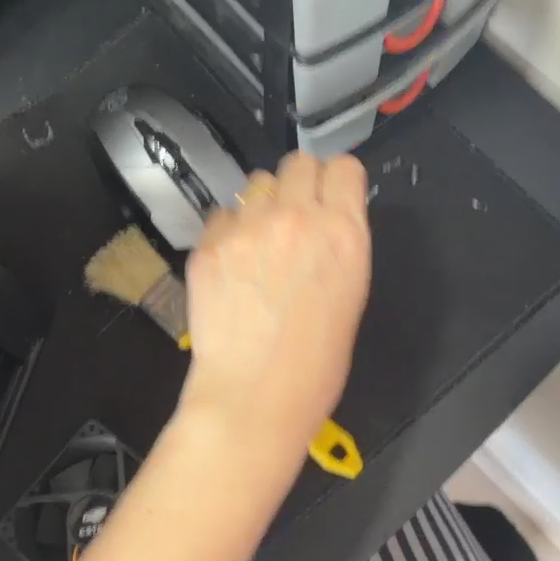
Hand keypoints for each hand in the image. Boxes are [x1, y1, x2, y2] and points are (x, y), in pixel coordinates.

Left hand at [180, 152, 372, 453]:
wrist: (253, 396)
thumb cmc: (313, 367)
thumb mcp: (351, 299)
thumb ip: (339, 249)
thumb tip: (325, 229)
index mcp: (343, 233)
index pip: (344, 167)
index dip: (336, 182)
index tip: (330, 197)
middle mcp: (296, 217)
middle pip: (299, 164)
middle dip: (299, 186)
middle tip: (293, 221)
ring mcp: (247, 228)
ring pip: (256, 184)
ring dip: (262, 204)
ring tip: (259, 245)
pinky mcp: (208, 245)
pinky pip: (221, 216)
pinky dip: (228, 232)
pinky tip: (232, 267)